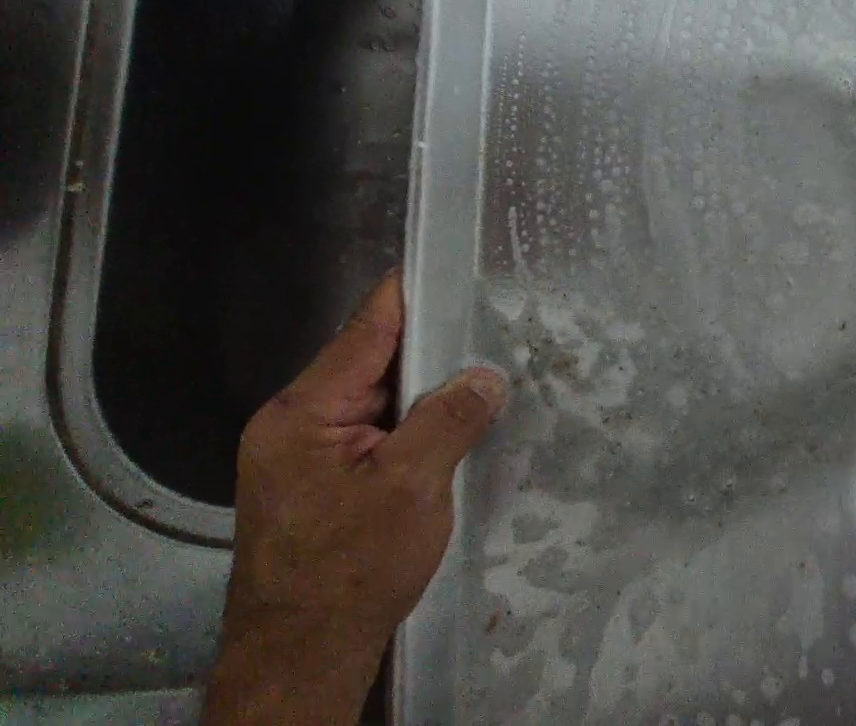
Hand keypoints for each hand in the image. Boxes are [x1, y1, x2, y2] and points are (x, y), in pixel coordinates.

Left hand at [204, 272, 506, 725]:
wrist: (305, 653)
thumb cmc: (350, 568)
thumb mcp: (410, 487)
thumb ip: (449, 419)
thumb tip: (488, 372)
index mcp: (302, 414)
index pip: (365, 331)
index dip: (410, 293)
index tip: (451, 259)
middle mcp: (300, 423)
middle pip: (378, 360)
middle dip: (438, 344)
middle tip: (499, 320)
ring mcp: (314, 452)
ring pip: (386, 396)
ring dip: (435, 386)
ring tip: (494, 366)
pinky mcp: (333, 477)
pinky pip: (386, 427)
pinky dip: (425, 419)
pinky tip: (466, 418)